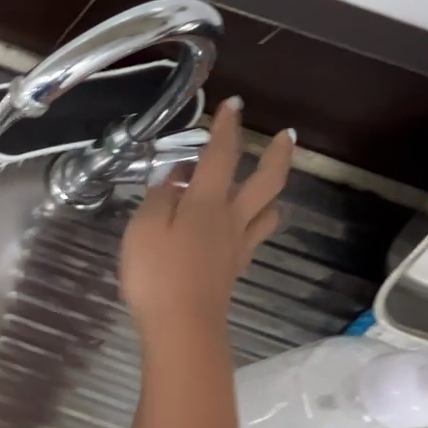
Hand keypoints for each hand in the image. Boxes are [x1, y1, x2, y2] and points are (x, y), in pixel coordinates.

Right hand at [119, 97, 293, 338]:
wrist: (181, 322)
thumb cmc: (156, 274)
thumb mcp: (142, 230)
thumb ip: (157, 200)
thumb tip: (173, 178)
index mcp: (204, 203)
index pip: (220, 156)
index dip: (226, 128)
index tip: (233, 105)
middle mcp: (229, 217)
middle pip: (265, 180)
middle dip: (277, 154)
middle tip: (286, 136)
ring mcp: (237, 244)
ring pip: (267, 210)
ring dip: (272, 192)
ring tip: (269, 183)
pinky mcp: (234, 268)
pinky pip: (254, 237)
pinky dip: (256, 223)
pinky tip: (247, 227)